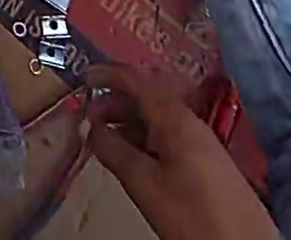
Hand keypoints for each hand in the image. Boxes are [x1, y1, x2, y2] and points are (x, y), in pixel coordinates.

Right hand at [86, 66, 281, 239]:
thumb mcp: (142, 181)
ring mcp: (204, 146)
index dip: (104, 75)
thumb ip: (110, 148)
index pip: (134, 79)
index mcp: (174, 118)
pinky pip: (168, 138)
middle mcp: (191, 124)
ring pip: (156, 119)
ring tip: (106, 140)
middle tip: (89, 117)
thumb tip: (90, 128)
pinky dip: (144, 139)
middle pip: (145, 97)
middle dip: (113, 102)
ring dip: (127, 122)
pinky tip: (134, 158)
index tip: (80, 79)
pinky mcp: (210, 167)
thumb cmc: (193, 215)